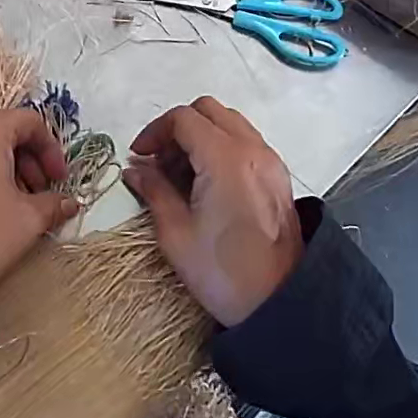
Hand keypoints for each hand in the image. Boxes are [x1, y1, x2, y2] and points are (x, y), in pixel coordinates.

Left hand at [0, 108, 75, 347]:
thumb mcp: (26, 222)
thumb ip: (52, 203)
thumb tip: (69, 201)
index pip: (28, 120)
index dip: (51, 147)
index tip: (60, 181)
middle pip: (2, 132)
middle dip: (29, 160)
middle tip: (40, 197)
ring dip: (4, 172)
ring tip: (15, 211)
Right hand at [123, 96, 302, 326]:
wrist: (282, 307)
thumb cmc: (222, 271)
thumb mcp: (175, 232)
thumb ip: (153, 190)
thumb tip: (136, 169)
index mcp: (226, 159)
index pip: (182, 119)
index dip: (154, 131)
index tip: (139, 157)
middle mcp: (253, 150)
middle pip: (207, 110)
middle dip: (176, 128)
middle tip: (159, 160)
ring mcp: (270, 163)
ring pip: (228, 123)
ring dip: (199, 135)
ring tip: (180, 172)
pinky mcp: (279, 178)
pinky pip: (244, 142)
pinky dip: (219, 147)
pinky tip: (205, 182)